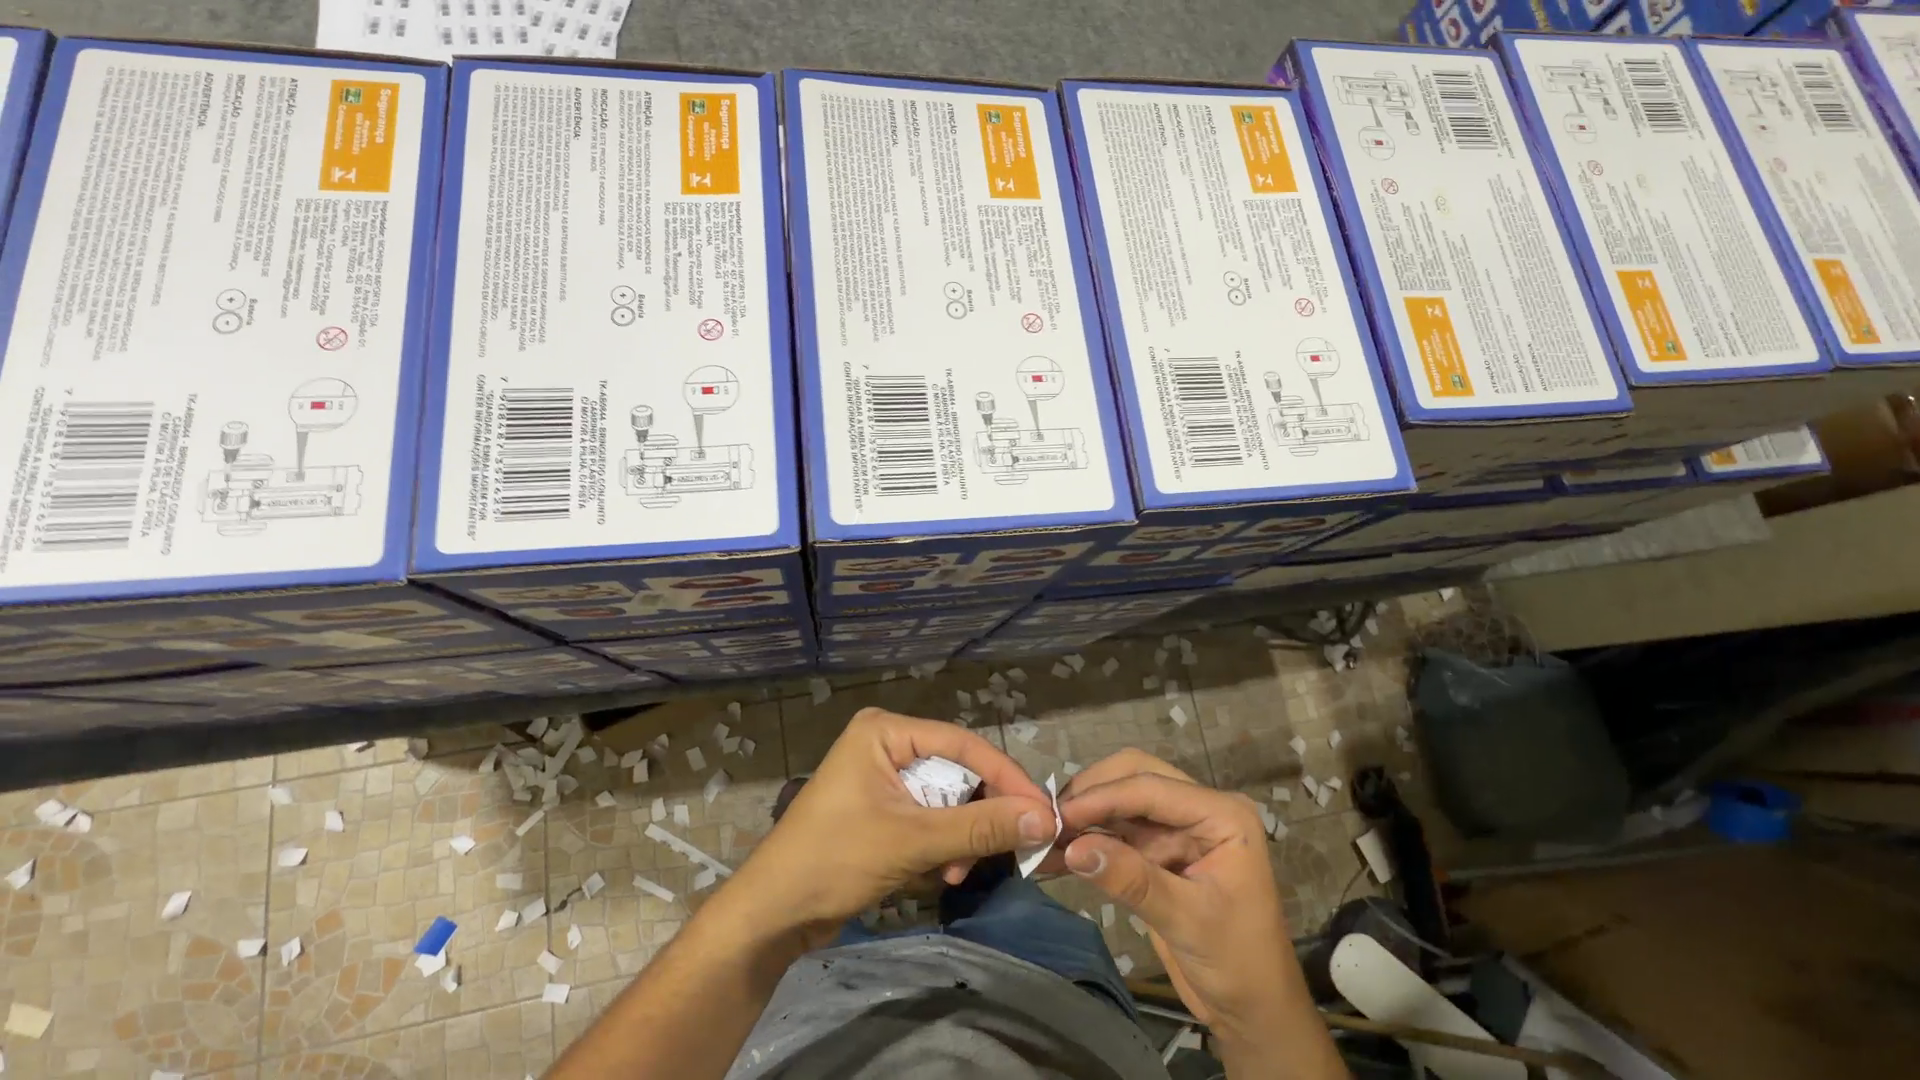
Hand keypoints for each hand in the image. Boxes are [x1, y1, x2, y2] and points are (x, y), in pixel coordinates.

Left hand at [725, 707, 1056, 948]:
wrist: (773, 913)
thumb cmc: (835, 860)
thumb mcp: (912, 841)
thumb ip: (979, 827)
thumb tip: (1045, 818)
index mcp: (885, 731)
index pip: (964, 744)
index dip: (1007, 778)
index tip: (1045, 812)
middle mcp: (886, 745)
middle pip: (959, 771)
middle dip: (981, 814)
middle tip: (1011, 848)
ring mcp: (883, 778)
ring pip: (949, 799)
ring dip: (963, 836)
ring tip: (959, 871)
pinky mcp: (883, 810)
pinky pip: (932, 818)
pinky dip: (945, 845)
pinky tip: (945, 874)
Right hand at [1053, 750, 1297, 1044]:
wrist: (1252, 1008)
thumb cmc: (1237, 961)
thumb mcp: (1187, 920)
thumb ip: (1132, 880)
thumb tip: (1074, 848)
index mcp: (1222, 814)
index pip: (1152, 788)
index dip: (1102, 797)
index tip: (1057, 814)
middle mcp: (1200, 810)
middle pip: (1136, 777)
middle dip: (1092, 792)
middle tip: (1049, 817)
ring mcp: (1178, 830)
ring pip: (1121, 803)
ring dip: (1084, 816)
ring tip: (1043, 834)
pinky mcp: (1158, 853)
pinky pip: (1117, 834)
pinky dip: (1088, 840)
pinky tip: (1055, 854)